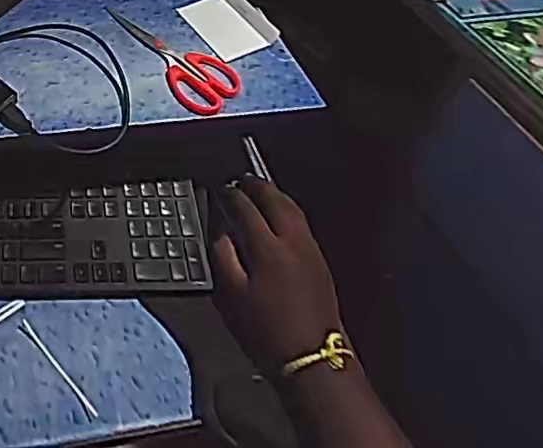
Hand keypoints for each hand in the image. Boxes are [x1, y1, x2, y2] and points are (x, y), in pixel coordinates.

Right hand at [211, 176, 340, 368]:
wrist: (314, 361)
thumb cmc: (268, 332)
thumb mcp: (232, 295)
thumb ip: (222, 256)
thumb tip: (221, 233)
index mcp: (267, 249)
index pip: (245, 207)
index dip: (230, 195)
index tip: (221, 190)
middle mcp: (292, 243)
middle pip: (275, 200)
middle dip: (256, 185)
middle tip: (241, 180)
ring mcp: (311, 252)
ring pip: (293, 209)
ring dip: (275, 194)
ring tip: (260, 189)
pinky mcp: (321, 263)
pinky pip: (302, 223)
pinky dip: (288, 209)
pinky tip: (279, 215)